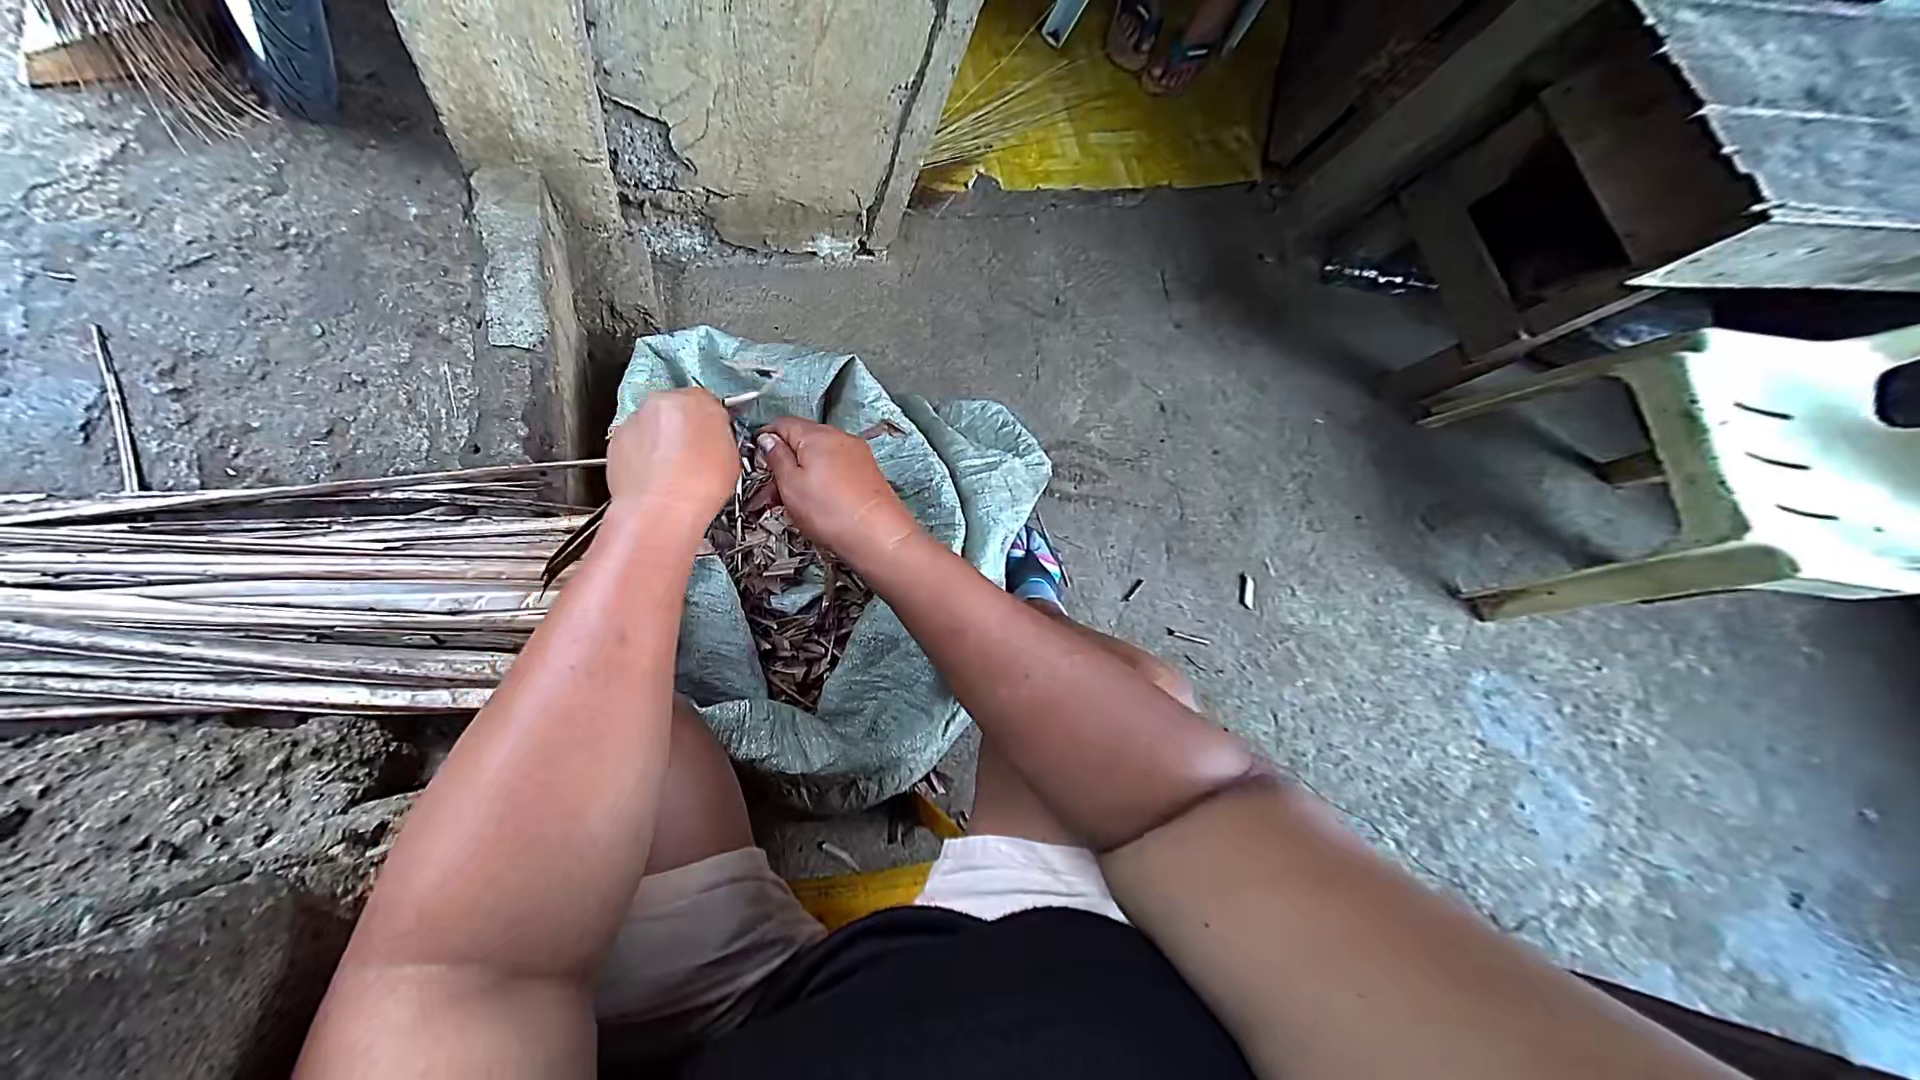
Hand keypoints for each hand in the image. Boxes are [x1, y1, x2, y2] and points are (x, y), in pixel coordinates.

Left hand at [606, 388, 738, 532]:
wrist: (661, 510)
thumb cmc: (698, 487)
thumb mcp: (732, 458)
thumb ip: (722, 437)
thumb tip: (716, 440)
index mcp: (696, 400)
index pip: (708, 401)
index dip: (713, 422)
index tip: (715, 438)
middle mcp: (662, 403)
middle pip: (677, 409)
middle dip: (686, 428)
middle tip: (698, 456)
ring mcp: (636, 421)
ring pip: (654, 426)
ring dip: (663, 441)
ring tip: (677, 471)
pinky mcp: (616, 441)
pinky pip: (636, 443)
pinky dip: (645, 455)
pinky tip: (659, 477)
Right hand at [756, 417, 922, 566]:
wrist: (878, 536)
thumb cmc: (834, 513)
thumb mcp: (791, 484)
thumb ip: (776, 457)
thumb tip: (767, 440)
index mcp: (818, 435)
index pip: (782, 424)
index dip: (765, 441)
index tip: (757, 461)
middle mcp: (841, 438)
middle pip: (802, 441)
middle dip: (784, 464)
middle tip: (771, 492)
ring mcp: (857, 455)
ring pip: (820, 458)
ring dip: (803, 476)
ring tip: (794, 504)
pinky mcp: (867, 473)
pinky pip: (837, 470)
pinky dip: (823, 482)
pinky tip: (818, 505)